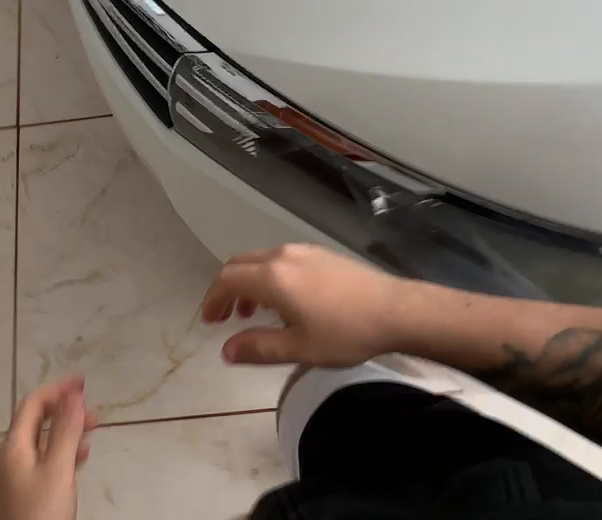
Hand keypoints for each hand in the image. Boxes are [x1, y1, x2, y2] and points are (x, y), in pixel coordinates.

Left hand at [0, 376, 97, 519]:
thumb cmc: (41, 512)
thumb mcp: (57, 469)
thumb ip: (65, 429)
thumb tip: (73, 392)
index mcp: (14, 445)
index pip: (34, 403)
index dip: (58, 388)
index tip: (84, 381)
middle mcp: (13, 456)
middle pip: (37, 420)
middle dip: (65, 408)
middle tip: (94, 408)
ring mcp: (18, 476)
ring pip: (44, 441)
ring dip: (68, 429)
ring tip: (94, 428)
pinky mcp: (27, 493)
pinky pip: (46, 460)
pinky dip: (65, 450)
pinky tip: (82, 455)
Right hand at [200, 243, 422, 366]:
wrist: (393, 311)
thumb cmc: (344, 333)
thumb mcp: (298, 349)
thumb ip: (258, 348)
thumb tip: (225, 350)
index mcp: (272, 277)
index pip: (227, 278)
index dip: (212, 298)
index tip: (208, 321)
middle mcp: (282, 256)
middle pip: (240, 264)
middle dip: (226, 289)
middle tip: (223, 318)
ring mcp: (302, 251)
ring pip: (260, 261)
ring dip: (247, 284)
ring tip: (250, 314)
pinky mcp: (319, 254)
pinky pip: (279, 260)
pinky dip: (267, 277)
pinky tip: (282, 303)